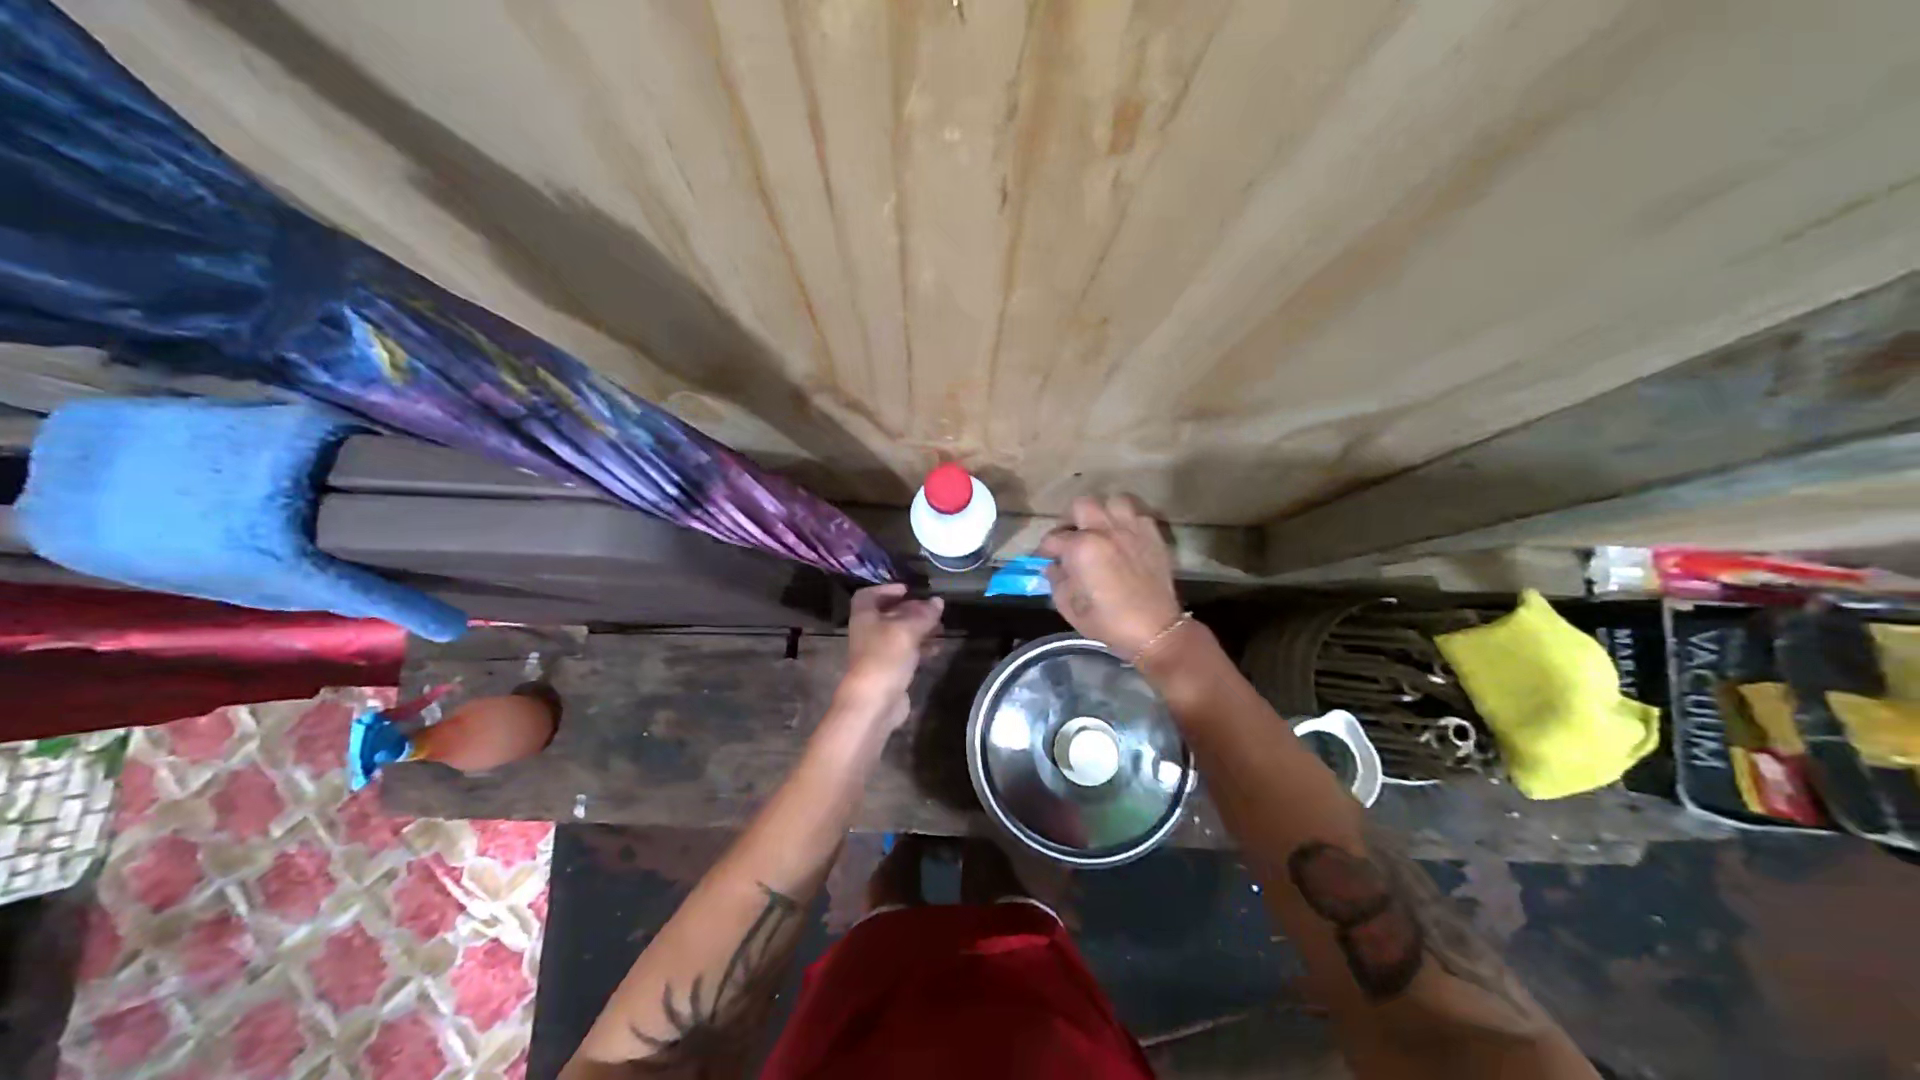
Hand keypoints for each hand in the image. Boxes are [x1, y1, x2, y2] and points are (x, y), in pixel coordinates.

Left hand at [839, 583, 943, 728]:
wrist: (874, 702)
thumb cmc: (885, 656)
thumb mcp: (907, 629)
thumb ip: (923, 614)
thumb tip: (937, 601)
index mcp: (864, 616)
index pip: (869, 595)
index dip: (887, 589)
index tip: (908, 590)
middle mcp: (868, 632)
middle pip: (888, 615)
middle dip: (911, 610)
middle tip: (933, 609)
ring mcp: (878, 653)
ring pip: (900, 635)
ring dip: (920, 629)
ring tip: (941, 628)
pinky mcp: (890, 672)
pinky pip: (907, 654)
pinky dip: (921, 649)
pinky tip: (938, 648)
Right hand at [1038, 495, 1182, 658]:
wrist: (1155, 630)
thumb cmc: (1108, 622)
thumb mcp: (1069, 607)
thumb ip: (1056, 580)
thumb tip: (1054, 566)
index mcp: (1081, 548)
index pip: (1054, 539)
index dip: (1045, 550)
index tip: (1044, 559)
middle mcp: (1106, 530)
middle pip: (1081, 505)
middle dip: (1070, 520)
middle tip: (1070, 537)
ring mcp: (1132, 530)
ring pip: (1113, 501)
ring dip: (1103, 513)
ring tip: (1100, 530)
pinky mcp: (1153, 536)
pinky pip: (1137, 515)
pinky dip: (1127, 521)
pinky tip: (1123, 537)